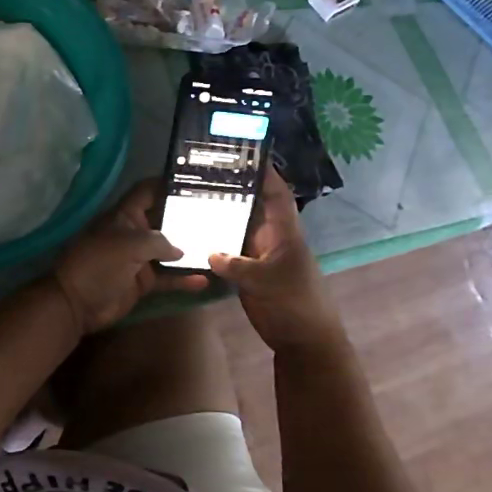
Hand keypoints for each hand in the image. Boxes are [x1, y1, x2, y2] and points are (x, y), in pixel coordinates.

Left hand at [51, 180, 208, 333]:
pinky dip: (184, 279)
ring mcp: (139, 258)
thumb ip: (159, 241)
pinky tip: (205, 280)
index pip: (148, 190)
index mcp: (125, 215)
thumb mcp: (129, 244)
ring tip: (219, 246)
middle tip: (221, 215)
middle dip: (190, 217)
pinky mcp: (143, 281)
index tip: (198, 183)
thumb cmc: (98, 264)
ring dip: (191, 250)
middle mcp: (135, 232)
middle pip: (165, 219)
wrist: (76, 303)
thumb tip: (181, 250)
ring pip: (171, 250)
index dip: (169, 184)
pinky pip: (168, 278)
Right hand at [209, 167, 343, 349]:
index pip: (276, 193)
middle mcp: (270, 238)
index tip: (244, 151)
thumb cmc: (294, 304)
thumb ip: (237, 264)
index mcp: (284, 232)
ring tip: (190, 197)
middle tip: (202, 172)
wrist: (302, 340)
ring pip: (236, 228)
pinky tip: (191, 236)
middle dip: (232, 189)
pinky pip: (228, 251)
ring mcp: (257, 255)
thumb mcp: (266, 281)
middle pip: (251, 206)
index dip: (264, 172)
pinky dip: (212, 243)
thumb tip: (210, 252)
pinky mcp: (246, 273)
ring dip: (219, 215)